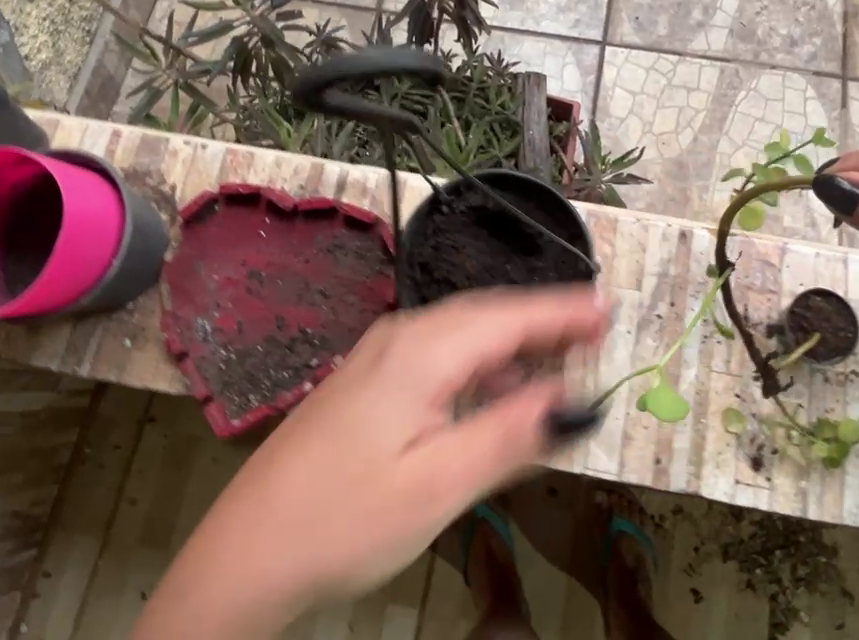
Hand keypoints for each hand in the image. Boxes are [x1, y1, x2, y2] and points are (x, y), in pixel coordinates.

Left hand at [135, 286, 608, 638]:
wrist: (247, 551)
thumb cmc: (345, 520)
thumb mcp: (439, 485)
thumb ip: (510, 434)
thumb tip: (573, 400)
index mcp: (421, 351)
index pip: (509, 316)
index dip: (563, 311)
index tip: (610, 307)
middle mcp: (400, 338)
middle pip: (487, 316)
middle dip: (544, 321)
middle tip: (597, 330)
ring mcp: (379, 358)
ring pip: (463, 335)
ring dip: (514, 344)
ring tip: (560, 360)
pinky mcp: (368, 383)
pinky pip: (440, 357)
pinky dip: (481, 365)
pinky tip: (495, 393)